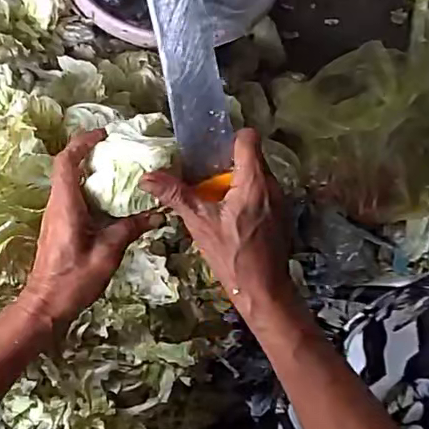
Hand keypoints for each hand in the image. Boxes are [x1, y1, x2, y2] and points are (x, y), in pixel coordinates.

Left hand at [16, 130, 160, 330]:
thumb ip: (129, 229)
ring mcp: (55, 217)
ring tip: (119, 171)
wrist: (45, 305)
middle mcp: (56, 206)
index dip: (82, 142)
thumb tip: (155, 215)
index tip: (103, 135)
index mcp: (65, 205)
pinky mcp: (59, 228)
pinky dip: (91, 191)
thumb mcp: (107, 254)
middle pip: (67, 168)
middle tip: (116, 150)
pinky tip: (111, 201)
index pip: (67, 162)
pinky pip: (73, 199)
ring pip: (69, 183)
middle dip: (89, 153)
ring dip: (90, 173)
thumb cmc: (73, 280)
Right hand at [142, 129, 300, 321]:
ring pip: (257, 178)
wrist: (263, 290)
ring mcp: (281, 201)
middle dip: (227, 164)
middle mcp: (273, 186)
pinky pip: (264, 195)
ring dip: (237, 183)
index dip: (229, 138)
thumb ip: (176, 195)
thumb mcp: (199, 223)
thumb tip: (147, 177)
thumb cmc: (232, 255)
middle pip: (251, 159)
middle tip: (205, 178)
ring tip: (216, 199)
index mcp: (254, 181)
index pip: (248, 138)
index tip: (210, 151)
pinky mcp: (281, 216)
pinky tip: (231, 217)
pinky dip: (247, 198)